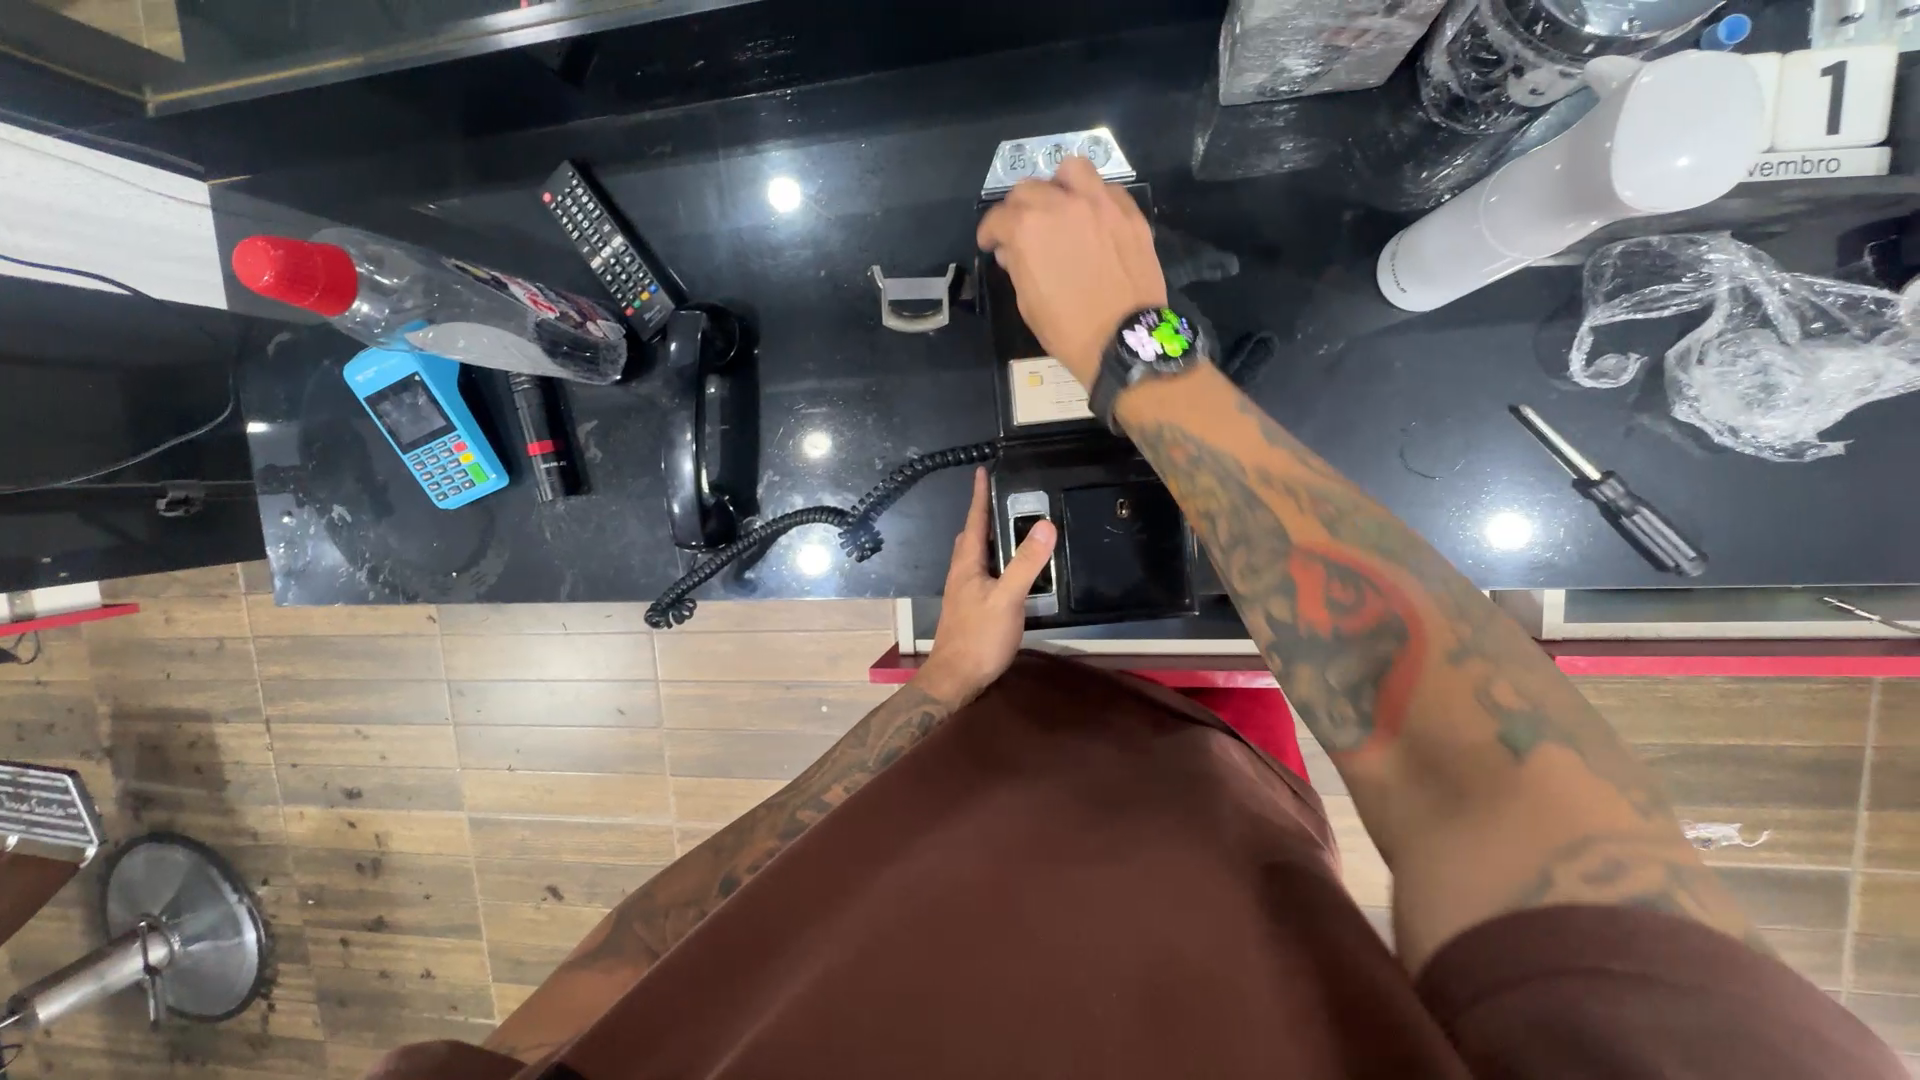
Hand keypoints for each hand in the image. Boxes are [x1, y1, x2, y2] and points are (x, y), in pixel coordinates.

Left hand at [915, 467, 1055, 704]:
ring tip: (1011, 531)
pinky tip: (1010, 574)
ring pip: (975, 557)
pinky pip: (982, 575)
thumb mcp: (1008, 598)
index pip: (974, 521)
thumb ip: (1026, 563)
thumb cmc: (979, 637)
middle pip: (971, 537)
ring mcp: (963, 593)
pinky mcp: (970, 609)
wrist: (956, 679)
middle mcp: (961, 574)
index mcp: (967, 565)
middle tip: (1002, 500)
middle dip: (983, 516)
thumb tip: (1045, 524)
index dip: (979, 496)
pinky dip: (995, 563)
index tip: (982, 471)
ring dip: (989, 541)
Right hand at [975, 155, 1167, 386]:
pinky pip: (1107, 189)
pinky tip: (1093, 218)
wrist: (1123, 340)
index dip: (989, 232)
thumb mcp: (1027, 303)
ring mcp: (1099, 204)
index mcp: (1027, 229)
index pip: (997, 217)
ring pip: (1071, 170)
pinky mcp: (1128, 213)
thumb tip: (1012, 251)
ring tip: (1060, 205)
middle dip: (1018, 209)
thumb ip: (1017, 266)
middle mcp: (1061, 205)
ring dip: (1058, 185)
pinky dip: (1094, 198)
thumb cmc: (1067, 329)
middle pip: (1028, 189)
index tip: (991, 244)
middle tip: (1022, 230)